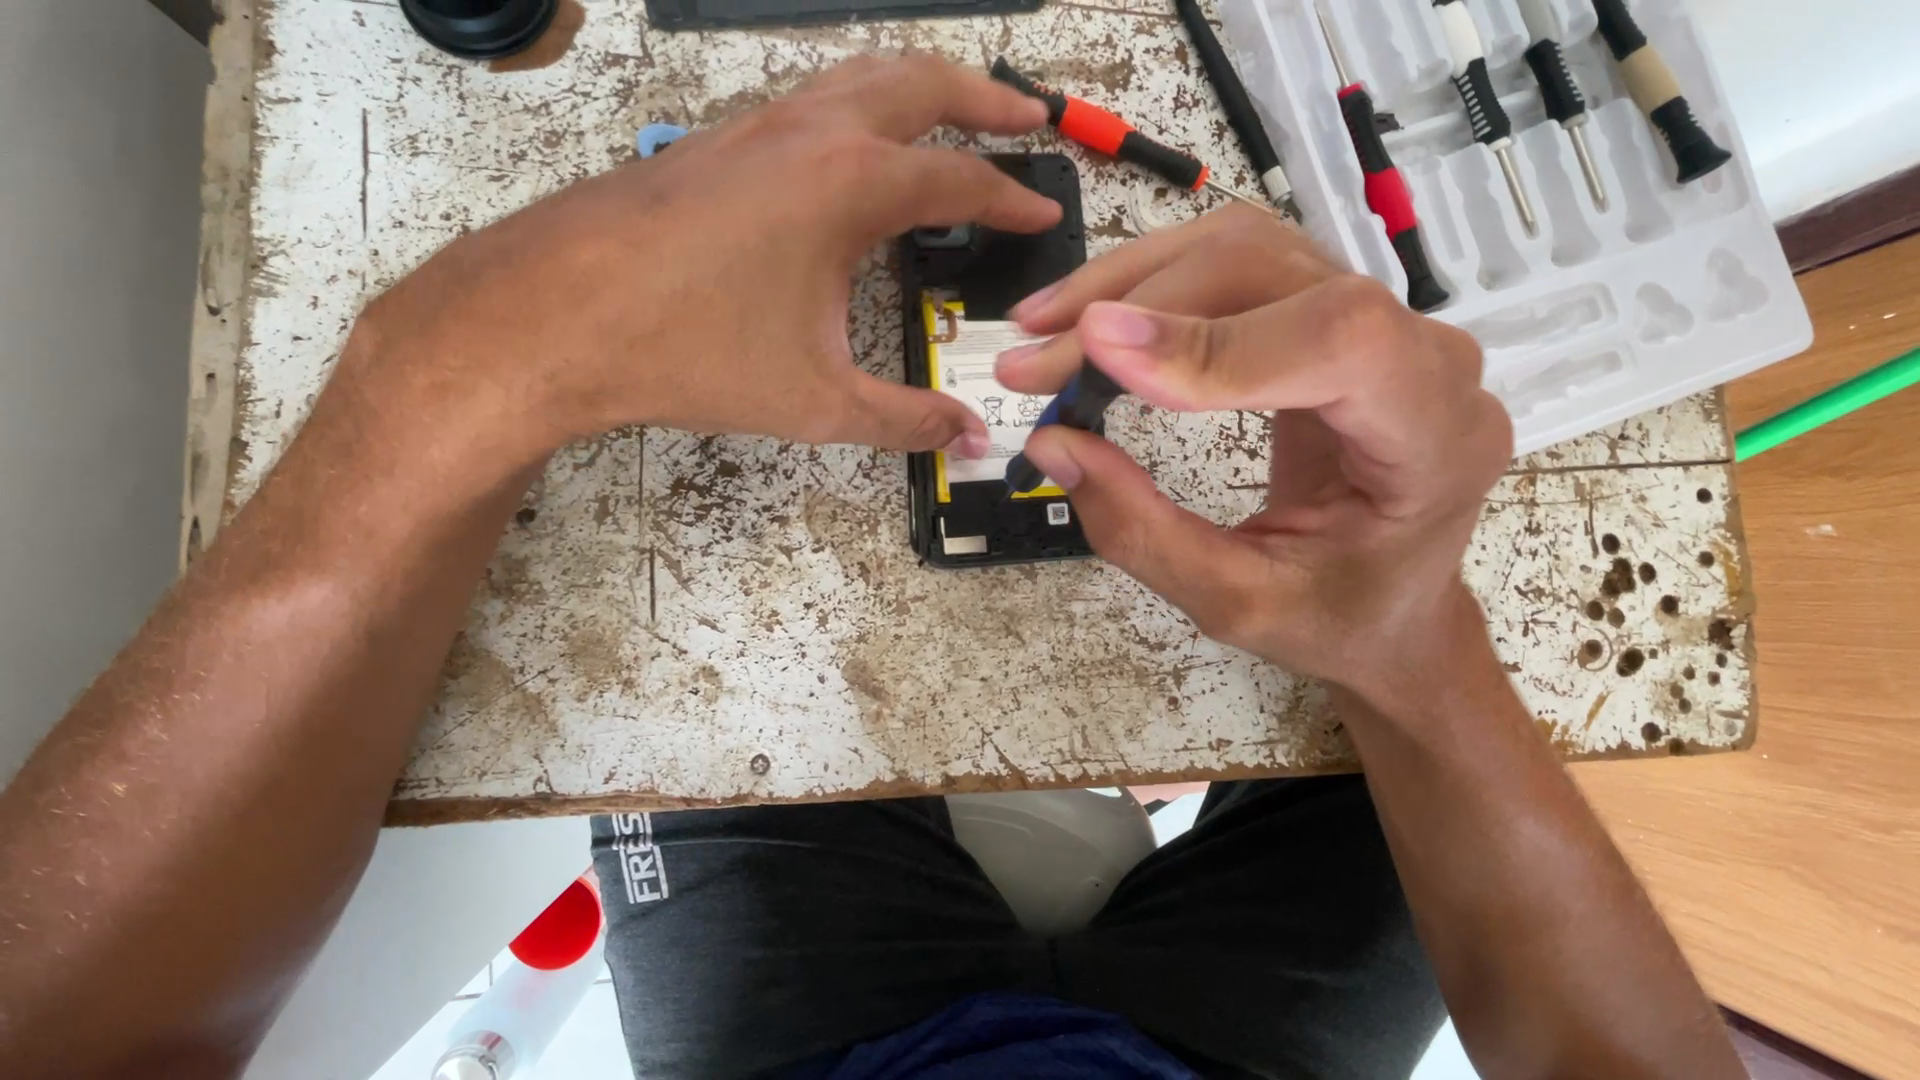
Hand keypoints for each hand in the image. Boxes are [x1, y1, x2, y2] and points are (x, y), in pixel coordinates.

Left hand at [351, 55, 1061, 460]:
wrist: (554, 316)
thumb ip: (905, 419)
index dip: (1011, 200)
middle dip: (986, 99)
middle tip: (1028, 117)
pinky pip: (812, 100)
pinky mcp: (718, 141)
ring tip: (954, 117)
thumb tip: (968, 438)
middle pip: (922, 85)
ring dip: (921, 89)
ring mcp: (758, 127)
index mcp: (850, 186)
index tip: (1044, 211)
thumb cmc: (689, 353)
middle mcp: (811, 134)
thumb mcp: (816, 401)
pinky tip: (856, 152)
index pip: (959, 182)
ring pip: (861, 77)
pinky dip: (861, 107)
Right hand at [998, 206, 1512, 711]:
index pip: (1337, 342)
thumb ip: (1142, 532)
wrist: (1393, 608)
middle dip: (1137, 306)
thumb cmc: (1335, 620)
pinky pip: (1237, 270)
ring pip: (1245, 251)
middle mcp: (1423, 356)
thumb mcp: (1234, 604)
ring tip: (1041, 329)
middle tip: (1029, 364)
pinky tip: (1090, 319)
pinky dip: (1152, 285)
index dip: (1211, 342)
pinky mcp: (1328, 318)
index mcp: (1433, 439)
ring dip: (1131, 281)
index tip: (1094, 353)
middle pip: (1271, 271)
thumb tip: (1050, 441)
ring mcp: (1380, 324)